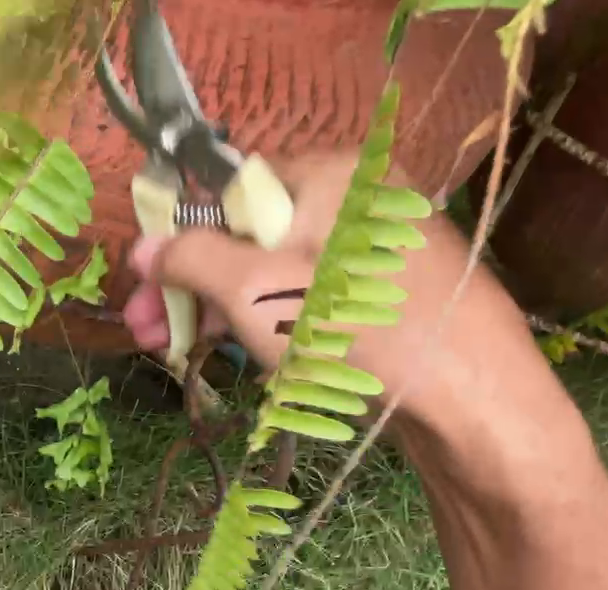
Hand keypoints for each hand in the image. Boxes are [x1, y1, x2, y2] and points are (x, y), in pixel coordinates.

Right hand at [119, 153, 584, 472]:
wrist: (467, 395)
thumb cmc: (352, 329)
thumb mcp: (253, 291)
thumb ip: (190, 259)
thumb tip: (141, 247)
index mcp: (328, 177)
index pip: (225, 197)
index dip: (175, 247)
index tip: (143, 297)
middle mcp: (353, 199)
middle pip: (243, 238)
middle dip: (187, 289)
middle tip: (147, 336)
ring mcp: (370, 246)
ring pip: (270, 271)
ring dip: (217, 310)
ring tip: (181, 352)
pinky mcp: (381, 289)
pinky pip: (304, 294)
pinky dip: (263, 321)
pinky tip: (241, 353)